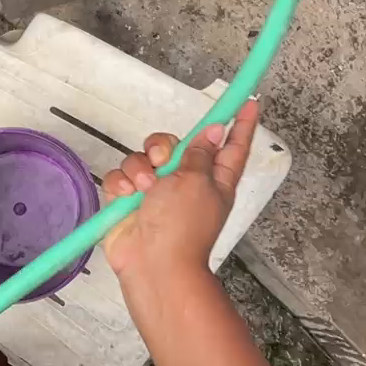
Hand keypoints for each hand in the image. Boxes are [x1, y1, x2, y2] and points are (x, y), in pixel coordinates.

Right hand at [101, 99, 258, 279]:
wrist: (153, 262)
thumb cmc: (182, 225)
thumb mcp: (196, 181)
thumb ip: (200, 152)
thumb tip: (214, 130)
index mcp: (213, 178)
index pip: (231, 145)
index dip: (239, 124)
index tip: (247, 102)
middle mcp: (184, 182)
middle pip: (173, 145)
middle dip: (162, 146)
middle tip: (161, 160)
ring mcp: (153, 192)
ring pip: (140, 159)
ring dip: (139, 169)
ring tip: (143, 189)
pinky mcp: (126, 201)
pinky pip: (118, 178)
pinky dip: (120, 184)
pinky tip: (126, 196)